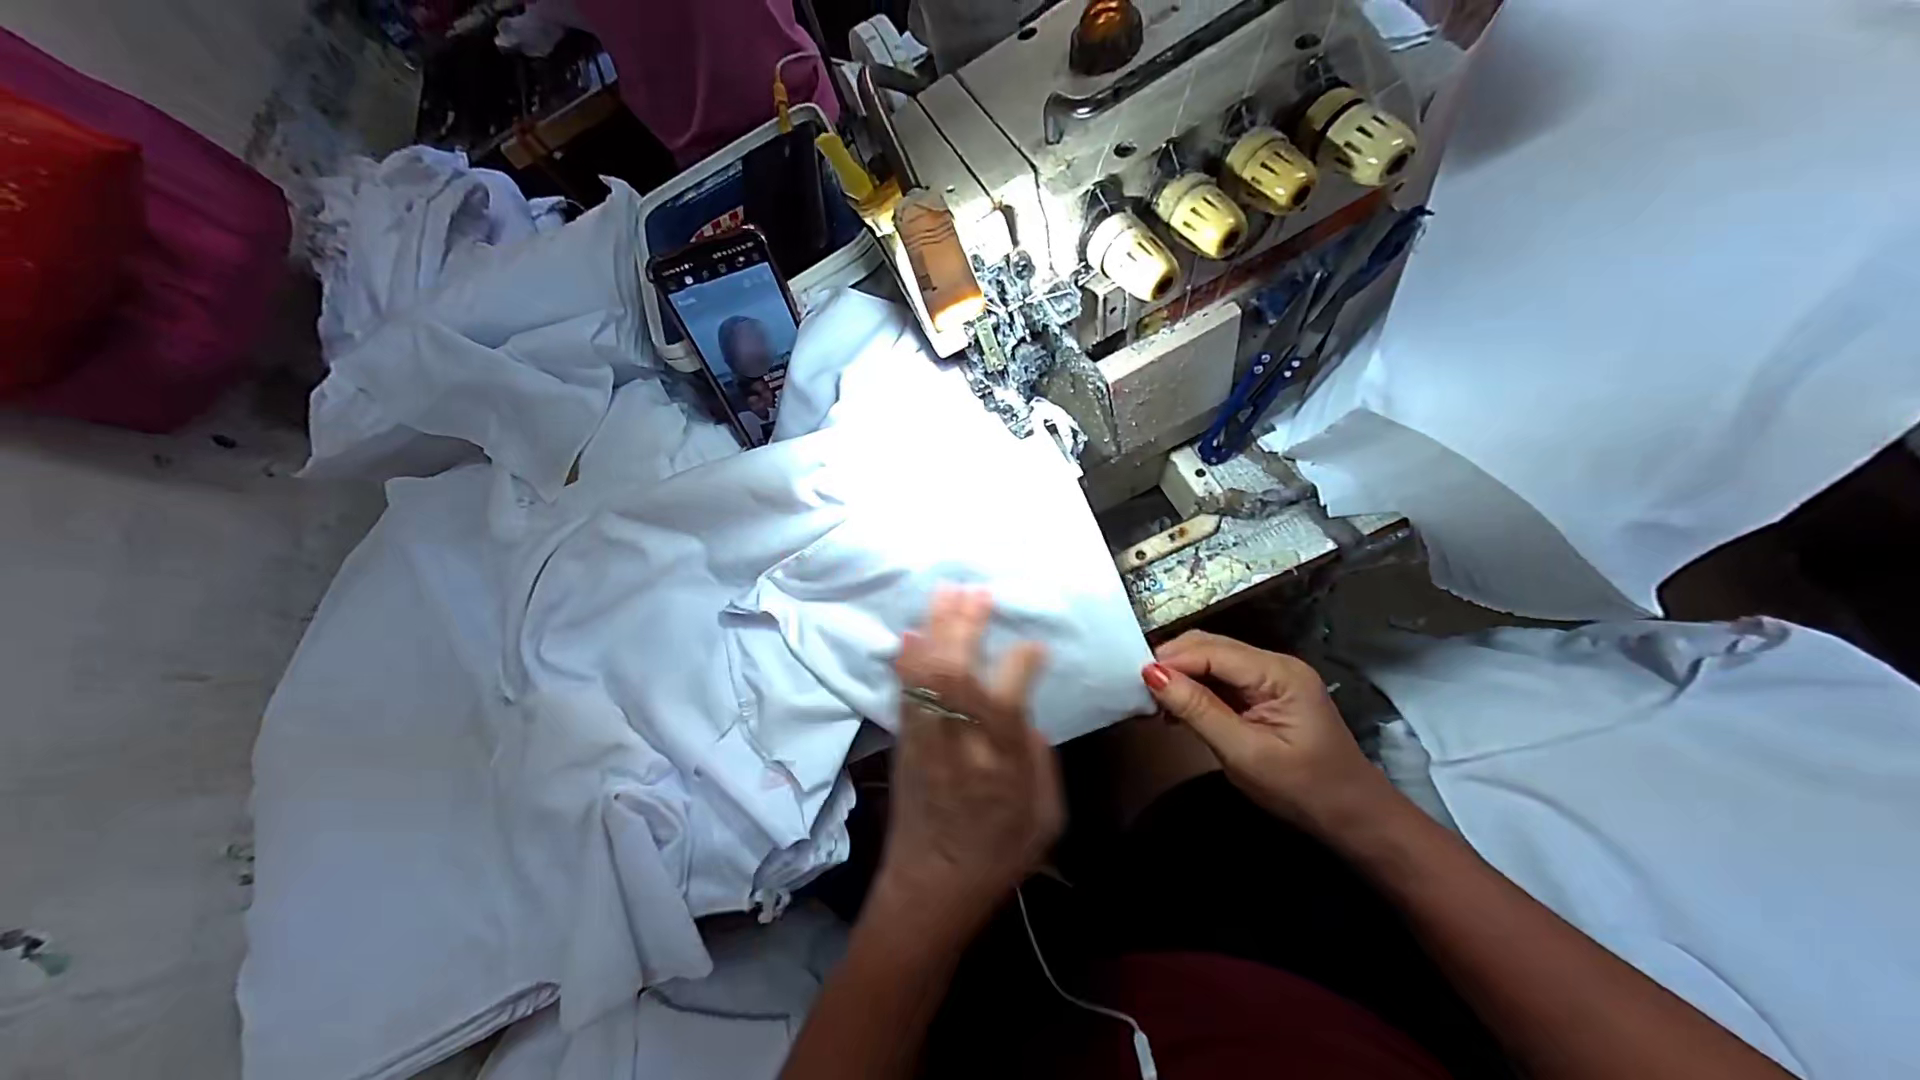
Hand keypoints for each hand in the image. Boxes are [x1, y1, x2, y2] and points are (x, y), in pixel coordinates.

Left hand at [873, 587, 1062, 934]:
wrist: (930, 888)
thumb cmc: (998, 854)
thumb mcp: (1044, 814)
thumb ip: (1035, 755)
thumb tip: (1020, 708)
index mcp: (1000, 768)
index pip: (1007, 701)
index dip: (1021, 663)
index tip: (1034, 646)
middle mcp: (959, 748)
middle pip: (956, 676)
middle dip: (966, 628)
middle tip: (977, 593)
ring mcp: (924, 743)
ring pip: (925, 677)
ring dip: (936, 630)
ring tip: (947, 593)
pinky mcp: (902, 744)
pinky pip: (903, 692)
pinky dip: (906, 658)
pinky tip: (910, 632)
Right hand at [1142, 630, 1395, 834]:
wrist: (1353, 818)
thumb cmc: (1302, 790)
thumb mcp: (1244, 753)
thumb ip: (1197, 710)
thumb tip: (1151, 674)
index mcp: (1278, 673)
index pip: (1211, 651)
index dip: (1170, 660)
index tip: (1132, 680)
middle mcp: (1274, 663)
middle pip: (1210, 647)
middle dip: (1171, 663)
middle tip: (1137, 690)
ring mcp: (1270, 676)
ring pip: (1211, 659)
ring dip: (1179, 675)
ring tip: (1152, 701)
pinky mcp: (1263, 692)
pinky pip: (1220, 677)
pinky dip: (1193, 688)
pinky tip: (1175, 707)